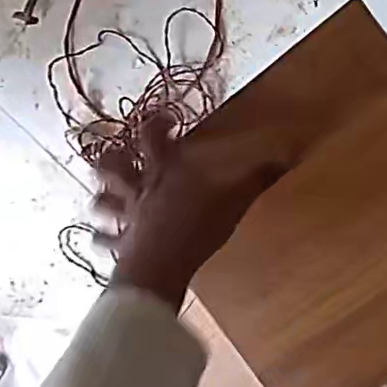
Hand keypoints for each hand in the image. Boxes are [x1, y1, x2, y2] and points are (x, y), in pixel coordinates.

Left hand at [93, 111, 285, 308]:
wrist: (161, 267)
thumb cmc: (196, 227)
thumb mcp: (236, 199)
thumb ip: (258, 178)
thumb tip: (287, 158)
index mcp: (164, 170)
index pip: (154, 134)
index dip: (159, 122)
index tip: (170, 119)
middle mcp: (139, 188)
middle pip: (111, 164)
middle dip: (113, 156)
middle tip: (125, 154)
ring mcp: (125, 216)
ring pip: (99, 201)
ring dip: (102, 196)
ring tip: (109, 194)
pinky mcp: (119, 245)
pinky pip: (103, 240)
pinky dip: (103, 237)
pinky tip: (105, 237)